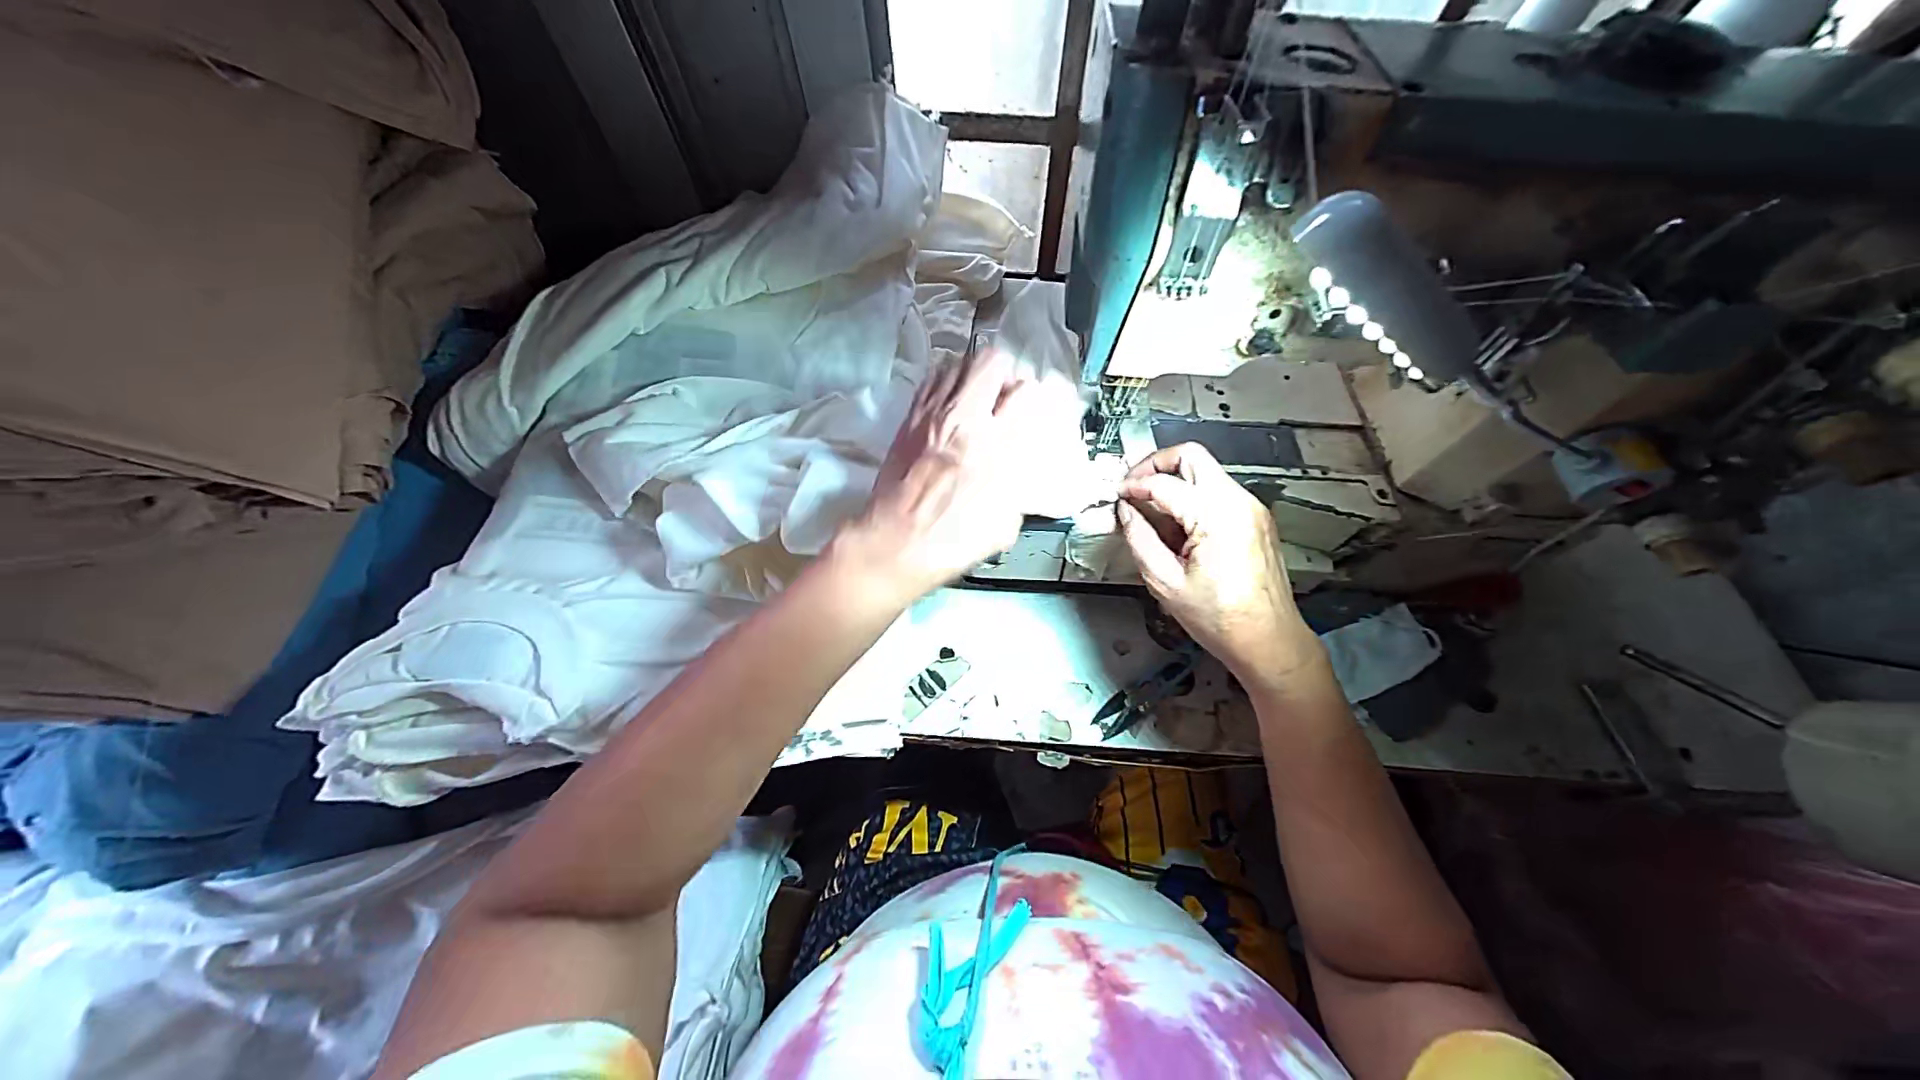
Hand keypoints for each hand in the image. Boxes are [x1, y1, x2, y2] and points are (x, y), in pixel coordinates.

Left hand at [834, 348, 1042, 603]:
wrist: (894, 544)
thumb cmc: (951, 543)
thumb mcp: (1003, 523)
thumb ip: (1018, 486)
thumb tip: (1023, 471)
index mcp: (995, 448)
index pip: (1027, 393)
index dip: (1037, 396)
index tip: (1039, 406)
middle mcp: (964, 420)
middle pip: (991, 362)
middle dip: (1005, 373)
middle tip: (1006, 393)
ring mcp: (932, 415)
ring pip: (958, 364)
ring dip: (973, 374)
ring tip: (978, 394)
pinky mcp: (908, 419)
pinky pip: (931, 381)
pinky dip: (946, 383)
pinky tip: (950, 403)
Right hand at [1116, 442, 1323, 689]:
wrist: (1268, 640)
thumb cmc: (1226, 620)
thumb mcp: (1165, 582)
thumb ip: (1139, 539)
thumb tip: (1126, 513)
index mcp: (1216, 516)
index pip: (1163, 483)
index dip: (1133, 486)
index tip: (1119, 495)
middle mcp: (1239, 504)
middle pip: (1191, 456)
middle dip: (1156, 465)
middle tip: (1133, 485)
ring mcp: (1251, 509)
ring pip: (1205, 472)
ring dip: (1175, 483)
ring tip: (1152, 513)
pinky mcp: (1255, 520)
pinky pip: (1218, 493)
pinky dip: (1193, 498)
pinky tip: (1176, 527)